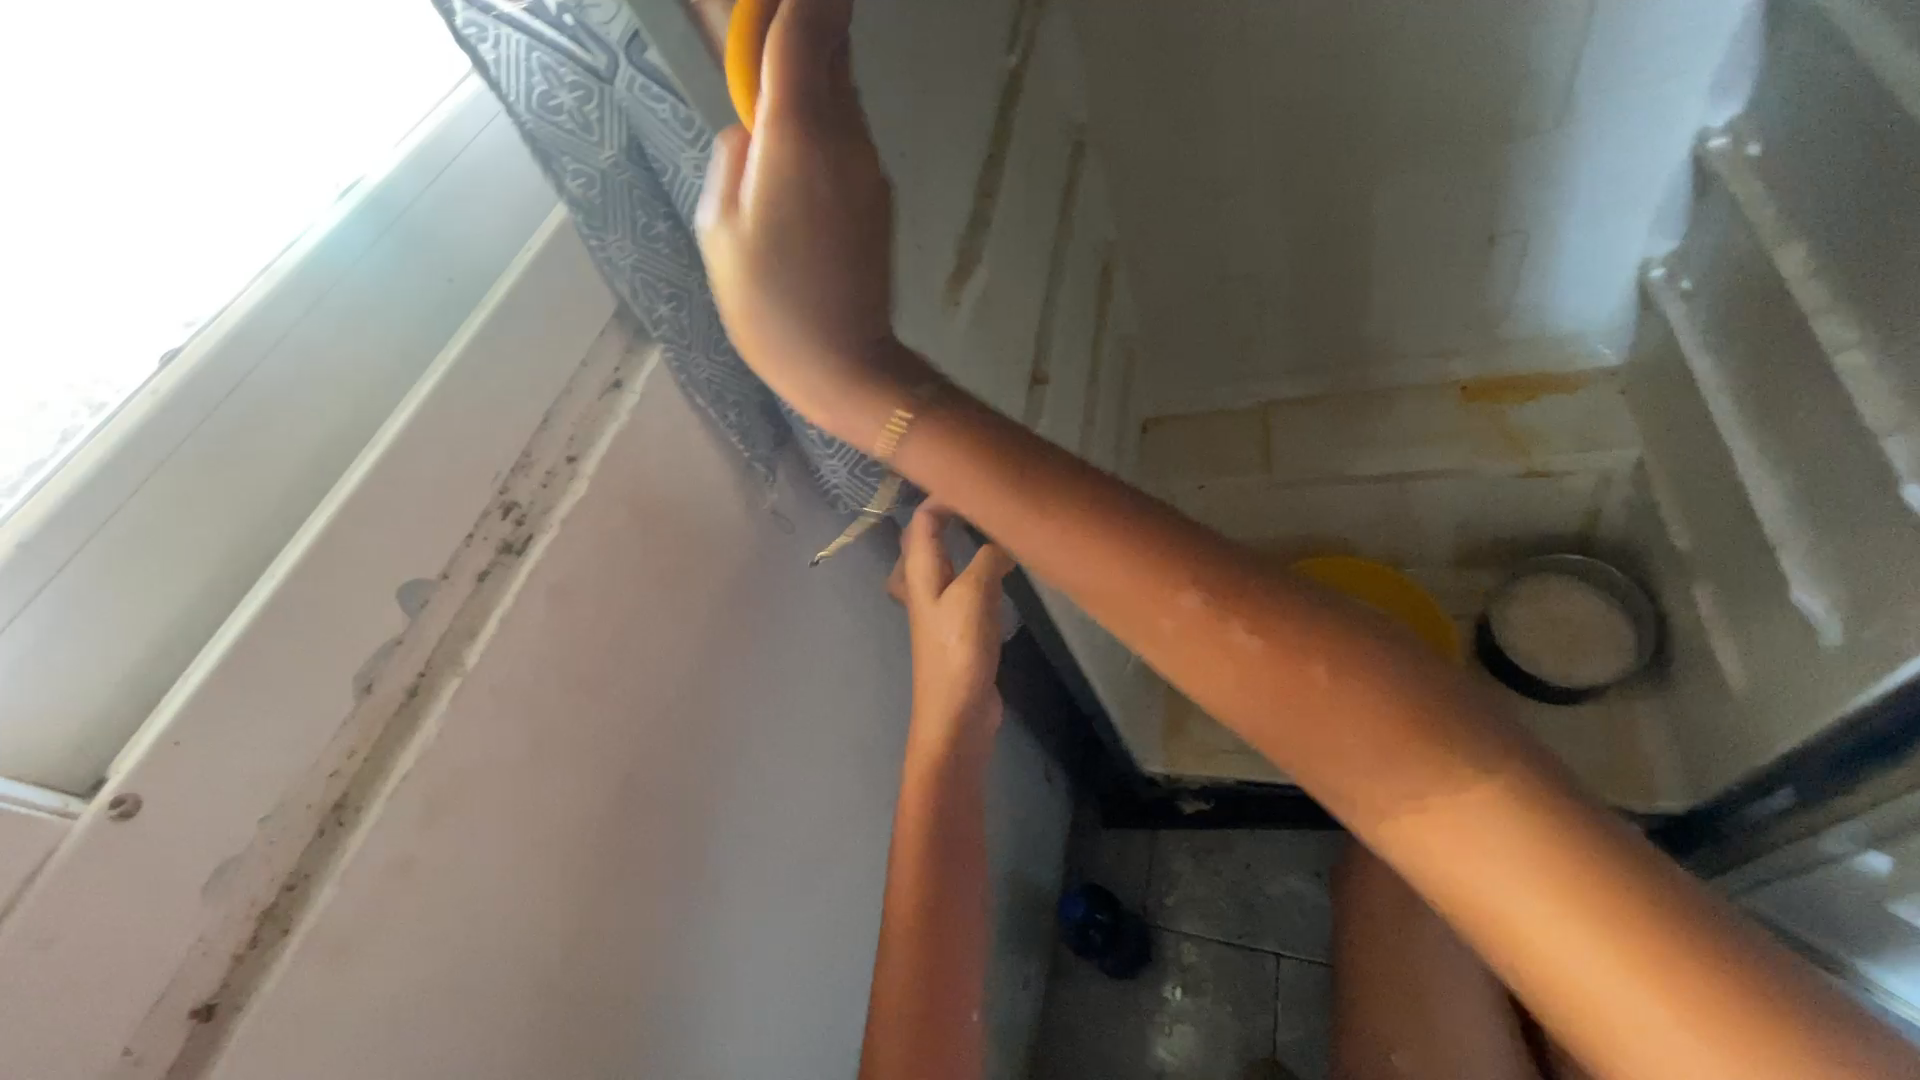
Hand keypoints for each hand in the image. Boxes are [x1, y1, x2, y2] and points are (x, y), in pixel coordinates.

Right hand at [696, 0, 932, 448]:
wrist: (847, 365)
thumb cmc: (771, 309)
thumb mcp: (719, 233)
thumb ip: (731, 161)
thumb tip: (750, 130)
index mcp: (798, 137)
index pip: (802, 32)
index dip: (791, 3)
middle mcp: (845, 140)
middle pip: (831, 52)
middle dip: (807, 20)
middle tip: (776, 23)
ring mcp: (870, 170)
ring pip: (844, 93)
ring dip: (816, 68)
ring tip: (778, 67)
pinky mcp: (881, 198)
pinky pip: (850, 135)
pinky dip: (826, 114)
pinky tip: (800, 133)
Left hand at [888, 504, 1013, 756]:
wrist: (957, 714)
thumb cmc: (959, 651)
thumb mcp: (975, 595)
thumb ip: (988, 560)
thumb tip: (1003, 544)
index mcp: (920, 573)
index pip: (921, 521)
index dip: (942, 498)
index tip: (978, 487)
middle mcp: (923, 587)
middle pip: (924, 542)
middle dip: (946, 518)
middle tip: (983, 506)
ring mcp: (938, 612)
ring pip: (943, 566)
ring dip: (961, 546)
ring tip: (992, 535)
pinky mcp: (956, 632)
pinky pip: (962, 590)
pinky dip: (977, 575)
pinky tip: (1000, 580)